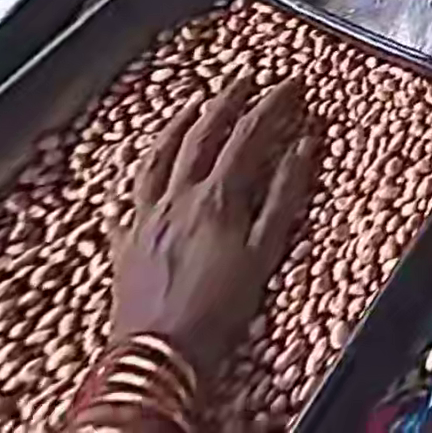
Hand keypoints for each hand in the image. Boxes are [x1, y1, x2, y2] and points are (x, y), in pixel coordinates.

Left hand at [111, 78, 315, 377]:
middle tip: (247, 78)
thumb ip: (287, 190)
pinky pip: (132, 191)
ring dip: (181, 123)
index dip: (273, 104)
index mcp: (217, 196)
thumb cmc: (223, 300)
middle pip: (202, 135)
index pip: (250, 134)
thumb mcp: (268, 244)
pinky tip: (154, 157)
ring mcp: (146, 216)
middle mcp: (178, 197)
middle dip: (228, 100)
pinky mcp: (126, 238)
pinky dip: (146, 165)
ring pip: (160, 156)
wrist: (158, 354)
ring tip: (197, 100)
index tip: (293, 83)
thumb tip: (305, 143)